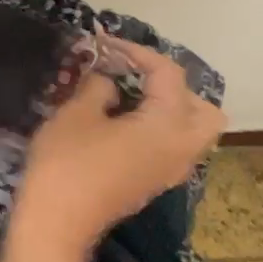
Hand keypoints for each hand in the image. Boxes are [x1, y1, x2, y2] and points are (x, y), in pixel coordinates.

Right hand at [11, 39, 225, 253]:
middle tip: (132, 78)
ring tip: (126, 101)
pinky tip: (119, 127)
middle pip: (203, 108)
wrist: (60, 218)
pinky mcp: (156, 181)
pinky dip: (157, 129)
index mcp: (169, 124)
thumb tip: (108, 80)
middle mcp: (184, 145)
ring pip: (192, 130)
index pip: (168, 74)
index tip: (104, 43)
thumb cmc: (66, 161)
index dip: (137, 52)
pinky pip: (173, 146)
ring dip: (168, 110)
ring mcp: (173, 168)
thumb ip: (97, 89)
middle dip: (173, 87)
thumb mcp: (74, 115)